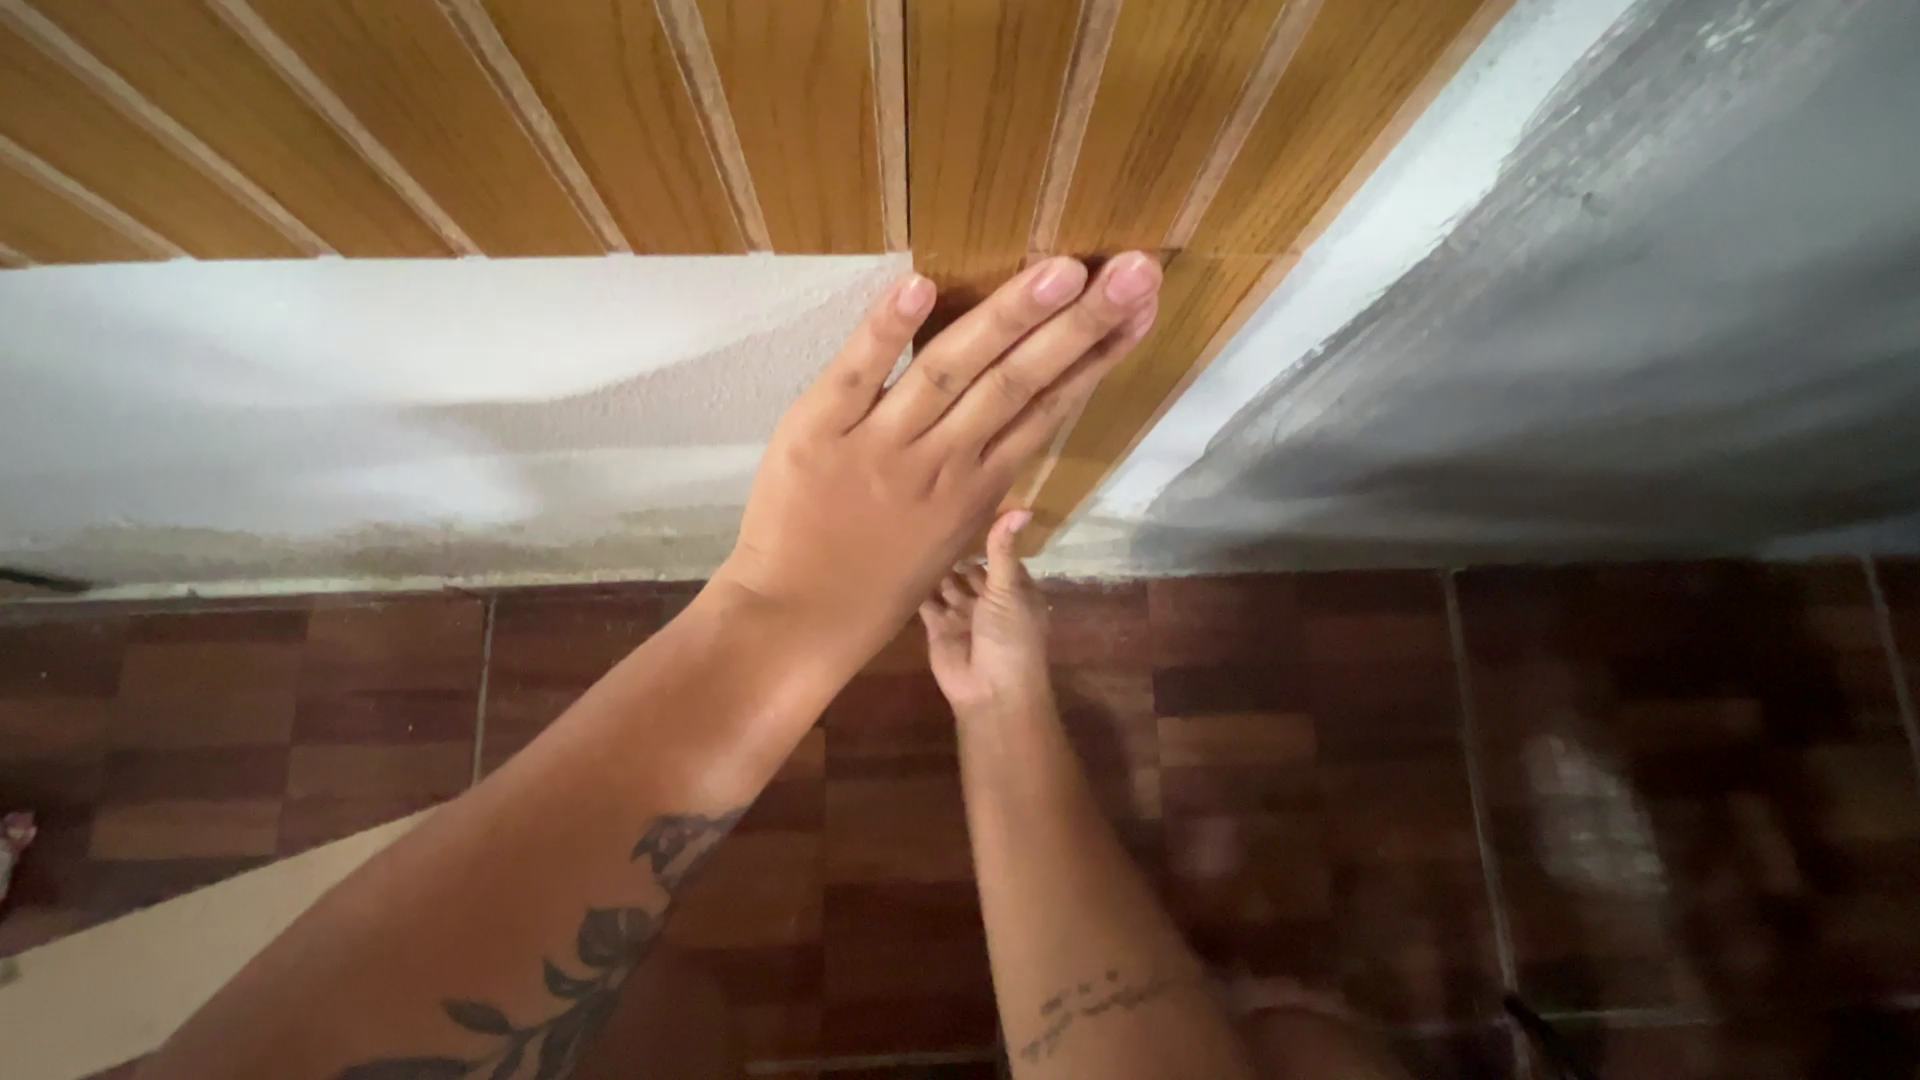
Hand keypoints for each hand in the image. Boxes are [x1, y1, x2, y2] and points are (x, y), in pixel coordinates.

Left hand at [714, 253, 1161, 671]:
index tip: (1138, 309)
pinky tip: (923, 283)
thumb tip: (1023, 432)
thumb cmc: (876, 585)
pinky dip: (888, 330)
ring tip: (1063, 270)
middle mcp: (942, 459)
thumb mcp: (949, 540)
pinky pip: (858, 372)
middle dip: (1080, 325)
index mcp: (978, 486)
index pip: (1050, 409)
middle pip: (1018, 381)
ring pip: (953, 368)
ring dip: (1011, 317)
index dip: (1096, 357)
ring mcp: (881, 443)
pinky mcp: (818, 431)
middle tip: (1134, 270)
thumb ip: (985, 485)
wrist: (798, 619)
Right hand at [920, 510, 1053, 716]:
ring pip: (947, 586)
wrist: (990, 690)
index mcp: (1015, 591)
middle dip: (958, 552)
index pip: (1000, 558)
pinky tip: (902, 564)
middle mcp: (989, 601)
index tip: (968, 508)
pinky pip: (926, 604)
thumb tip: (1022, 508)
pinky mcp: (938, 629)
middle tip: (933, 517)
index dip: (988, 539)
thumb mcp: (1009, 588)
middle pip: (971, 571)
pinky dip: (918, 589)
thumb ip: (1003, 551)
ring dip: (937, 569)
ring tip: (914, 535)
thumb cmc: (1010, 636)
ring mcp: (962, 615)